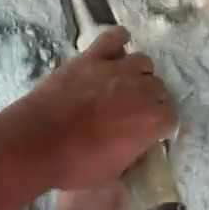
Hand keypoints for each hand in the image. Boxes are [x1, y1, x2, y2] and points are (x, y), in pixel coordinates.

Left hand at [14, 27, 177, 191]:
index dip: (161, 124)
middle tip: (137, 109)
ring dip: (140, 73)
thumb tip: (136, 141)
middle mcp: (141, 90)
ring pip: (143, 61)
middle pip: (159, 87)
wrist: (37, 143)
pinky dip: (119, 40)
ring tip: (127, 83)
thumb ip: (133, 150)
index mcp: (150, 121)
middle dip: (152, 99)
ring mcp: (116, 69)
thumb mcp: (114, 171)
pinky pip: (113, 38)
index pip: (171, 116)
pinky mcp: (92, 57)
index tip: (152, 130)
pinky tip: (118, 47)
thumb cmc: (75, 165)